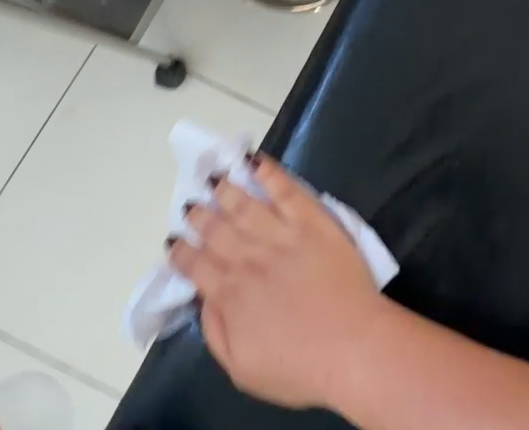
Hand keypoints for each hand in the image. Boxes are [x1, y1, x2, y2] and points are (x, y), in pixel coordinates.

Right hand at [172, 156, 388, 409]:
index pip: (195, 265)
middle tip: (191, 204)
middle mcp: (250, 258)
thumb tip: (204, 299)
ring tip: (216, 178)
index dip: (182, 251)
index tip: (174, 240)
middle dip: (200, 215)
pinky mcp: (313, 221)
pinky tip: (257, 161)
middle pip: (217, 230)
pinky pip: (287, 190)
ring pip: (246, 205)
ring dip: (227, 189)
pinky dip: (269, 173)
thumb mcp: (241, 368)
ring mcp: (282, 235)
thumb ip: (216, 330)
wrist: (354, 346)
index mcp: (230, 294)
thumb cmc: (300, 367)